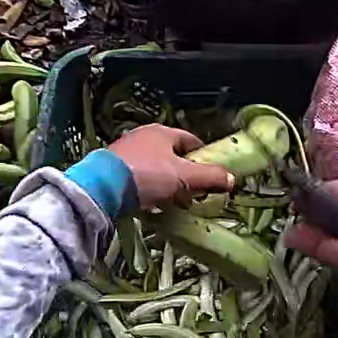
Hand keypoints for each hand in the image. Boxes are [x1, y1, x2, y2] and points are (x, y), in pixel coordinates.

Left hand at [106, 124, 235, 209]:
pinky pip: (139, 178)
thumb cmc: (148, 175)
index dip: (203, 157)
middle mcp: (143, 136)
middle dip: (185, 175)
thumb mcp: (184, 176)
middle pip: (172, 155)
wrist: (103, 187)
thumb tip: (233, 179)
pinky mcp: (112, 168)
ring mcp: (126, 151)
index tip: (211, 175)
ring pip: (155, 167)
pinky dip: (149, 189)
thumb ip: (210, 177)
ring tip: (174, 203)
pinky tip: (152, 204)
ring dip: (167, 184)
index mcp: (162, 132)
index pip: (191, 140)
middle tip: (194, 194)